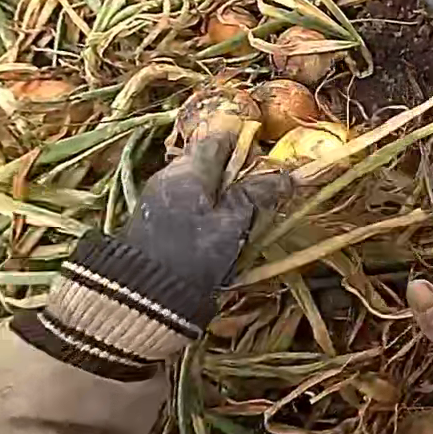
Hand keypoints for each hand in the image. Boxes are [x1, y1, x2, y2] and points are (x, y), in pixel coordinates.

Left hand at [119, 111, 292, 295]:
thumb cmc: (193, 253)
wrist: (144, 296)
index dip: (247, 140)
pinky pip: (193, 200)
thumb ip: (258, 193)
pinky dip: (213, 205)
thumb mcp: (233, 222)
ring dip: (228, 190)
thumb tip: (288, 175)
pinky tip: (226, 225)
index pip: (219, 137)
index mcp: (188, 169)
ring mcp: (161, 196)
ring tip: (250, 210)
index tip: (269, 154)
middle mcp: (171, 175)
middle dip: (240, 168)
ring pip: (203, 181)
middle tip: (266, 186)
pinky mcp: (158, 219)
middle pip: (211, 159)